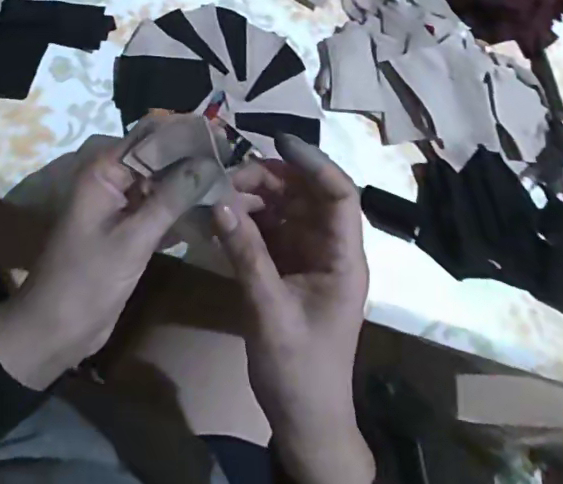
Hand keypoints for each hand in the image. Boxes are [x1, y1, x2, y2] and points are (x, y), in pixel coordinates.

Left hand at [0, 130, 220, 389]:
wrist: (56, 331)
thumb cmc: (87, 280)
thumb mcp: (133, 239)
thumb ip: (171, 199)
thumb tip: (208, 163)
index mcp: (104, 171)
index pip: (148, 137)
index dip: (184, 133)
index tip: (221, 136)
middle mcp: (112, 180)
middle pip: (158, 157)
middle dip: (193, 157)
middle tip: (233, 159)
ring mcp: (121, 205)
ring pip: (162, 183)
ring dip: (192, 183)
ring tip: (232, 180)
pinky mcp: (129, 229)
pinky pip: (160, 208)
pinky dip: (183, 208)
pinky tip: (214, 209)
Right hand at [213, 134, 373, 483]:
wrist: (304, 420)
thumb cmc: (300, 371)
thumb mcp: (270, 313)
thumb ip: (246, 256)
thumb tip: (219, 203)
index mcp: (343, 258)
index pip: (339, 195)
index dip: (313, 163)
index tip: (277, 141)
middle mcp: (328, 248)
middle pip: (305, 194)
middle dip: (269, 178)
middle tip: (228, 178)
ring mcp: (307, 255)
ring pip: (284, 206)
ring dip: (253, 196)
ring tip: (219, 195)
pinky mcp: (287, 266)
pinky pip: (268, 227)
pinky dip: (246, 218)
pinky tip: (220, 215)